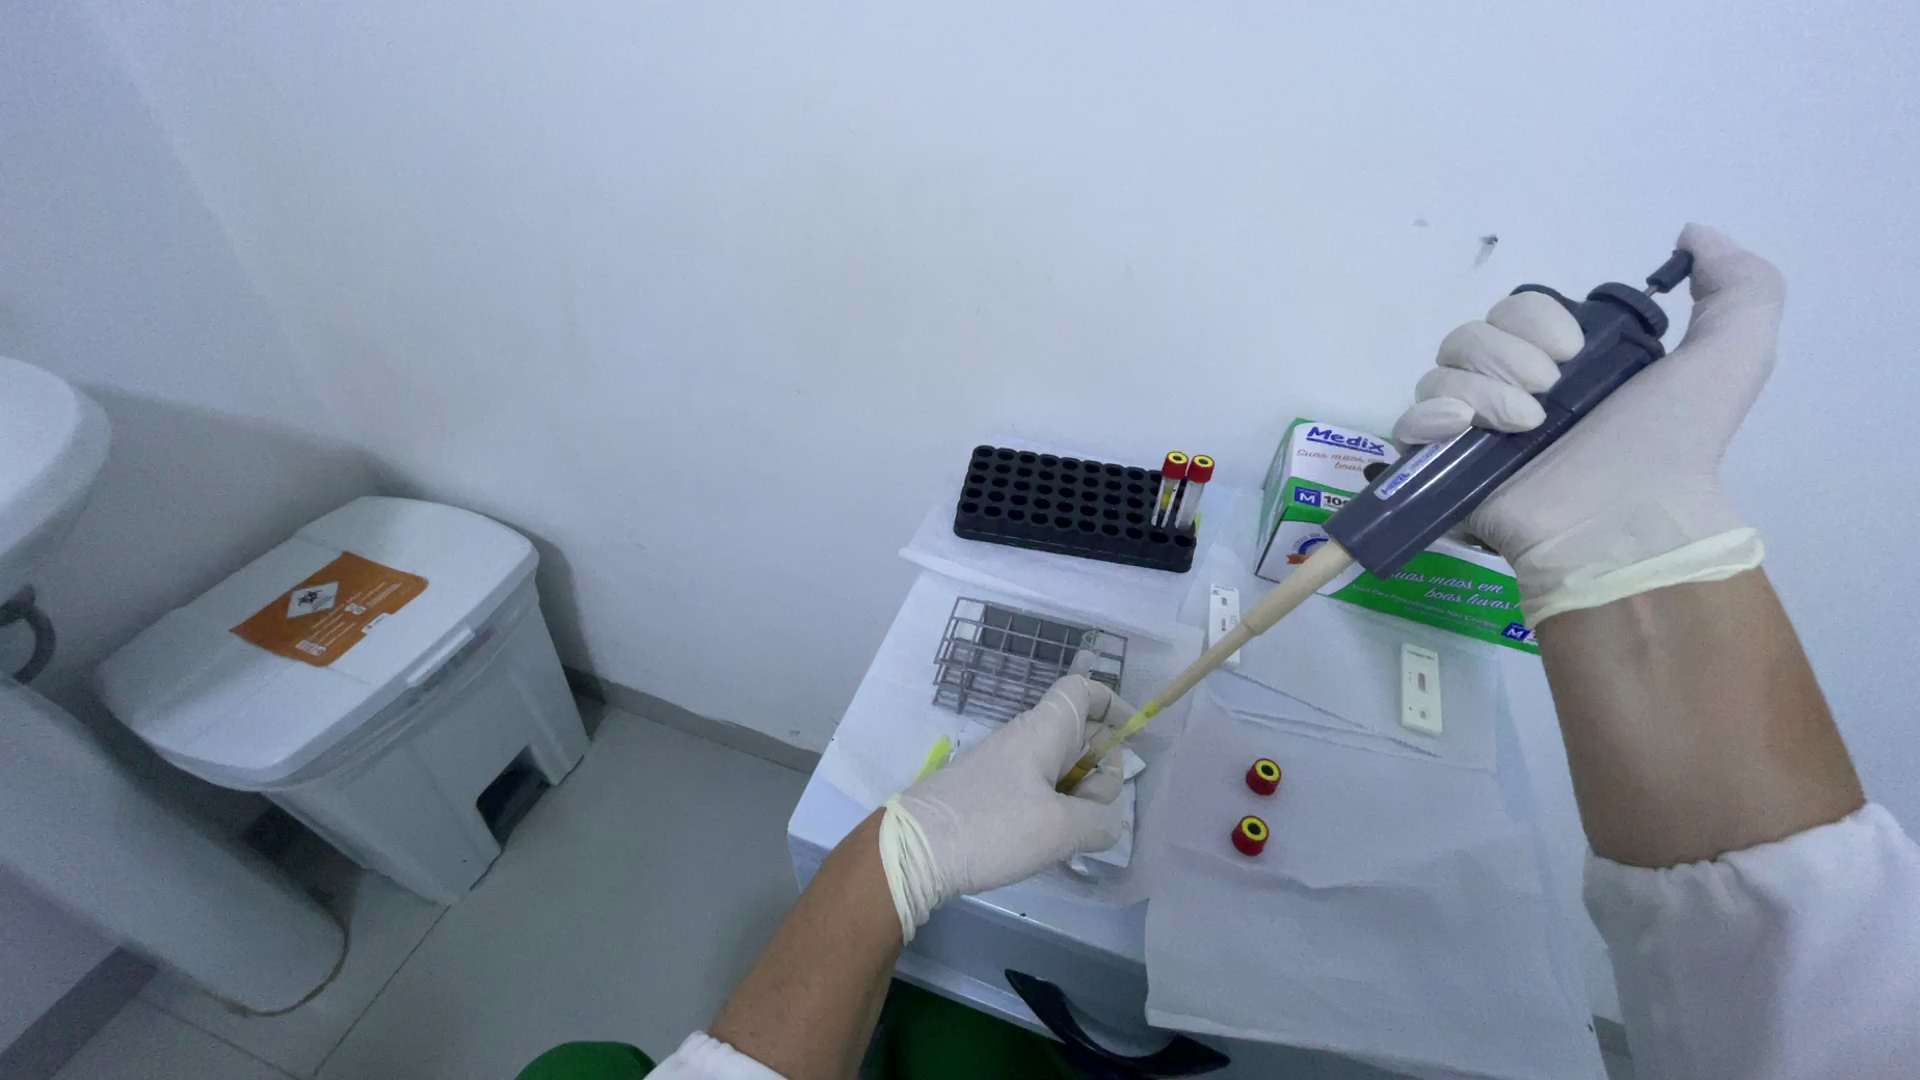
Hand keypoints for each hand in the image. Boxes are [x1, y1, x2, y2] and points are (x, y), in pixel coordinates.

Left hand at [877, 676, 1128, 940]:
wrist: (915, 848)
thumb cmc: (991, 826)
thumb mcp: (1061, 829)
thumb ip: (1101, 821)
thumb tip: (1107, 822)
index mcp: (1044, 729)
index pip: (1083, 689)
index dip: (1114, 704)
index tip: (1133, 738)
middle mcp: (1027, 738)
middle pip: (1083, 735)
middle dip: (1102, 770)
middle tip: (1089, 811)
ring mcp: (1008, 765)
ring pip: (1063, 769)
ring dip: (1079, 800)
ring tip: (1061, 835)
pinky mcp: (993, 792)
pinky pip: (1041, 791)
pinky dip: (1055, 813)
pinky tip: (1043, 844)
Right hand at [1392, 223, 1782, 621]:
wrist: (1622, 518)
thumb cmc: (1668, 442)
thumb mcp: (1732, 354)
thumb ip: (1738, 285)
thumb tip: (1691, 233)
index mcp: (1555, 361)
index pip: (1510, 309)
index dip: (1533, 320)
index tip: (1571, 353)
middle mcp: (1503, 387)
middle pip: (1466, 337)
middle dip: (1506, 357)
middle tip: (1548, 396)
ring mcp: (1465, 427)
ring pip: (1437, 375)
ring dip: (1481, 392)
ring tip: (1522, 427)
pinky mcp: (1435, 462)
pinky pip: (1406, 420)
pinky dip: (1431, 418)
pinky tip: (1465, 432)